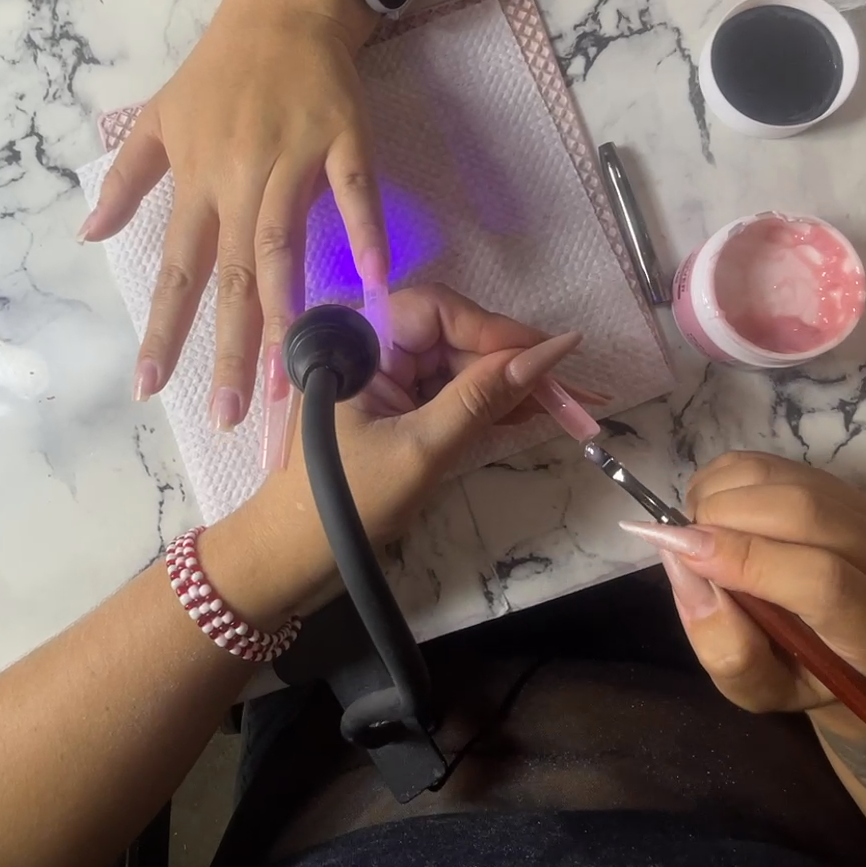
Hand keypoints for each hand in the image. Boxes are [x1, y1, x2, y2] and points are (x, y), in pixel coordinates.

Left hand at [79, 0, 386, 431]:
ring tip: (295, 381)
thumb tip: (89, 236)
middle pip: (230, 277)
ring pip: (285, 246)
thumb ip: (125, 180)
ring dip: (288, 315)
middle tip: (231, 415)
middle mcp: (237, 180)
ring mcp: (291, 160)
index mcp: (197, 183)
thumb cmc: (221, 71)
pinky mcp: (341, 139)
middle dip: (227, 351)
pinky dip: (366, 233)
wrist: (281, 8)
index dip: (163, 332)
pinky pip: (355, 191)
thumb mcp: (157, 120)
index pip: (176, 271)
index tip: (148, 390)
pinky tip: (378, 283)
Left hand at [235, 285, 595, 612]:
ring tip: (566, 405)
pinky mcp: (395, 405)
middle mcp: (371, 348)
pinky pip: (448, 391)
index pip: (437, 310)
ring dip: (506, 385)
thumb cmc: (346, 503)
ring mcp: (384, 378)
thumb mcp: (422, 449)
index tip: (555, 355)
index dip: (496, 329)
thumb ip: (484, 397)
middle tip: (570, 392)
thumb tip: (555, 350)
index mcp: (358, 342)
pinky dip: (486, 404)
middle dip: (510, 362)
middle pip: (453, 335)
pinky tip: (529, 413)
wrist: (295, 556)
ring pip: (457, 364)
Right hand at [625, 452, 865, 712]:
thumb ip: (724, 646)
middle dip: (724, 515)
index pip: (823, 580)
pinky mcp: (846, 491)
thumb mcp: (759, 691)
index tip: (679, 549)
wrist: (850, 652)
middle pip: (806, 513)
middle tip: (682, 539)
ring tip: (696, 526)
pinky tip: (712, 508)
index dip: (744, 557)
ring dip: (720, 493)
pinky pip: (776, 465)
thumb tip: (682, 563)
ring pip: (787, 481)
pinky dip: (725, 477)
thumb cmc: (801, 677)